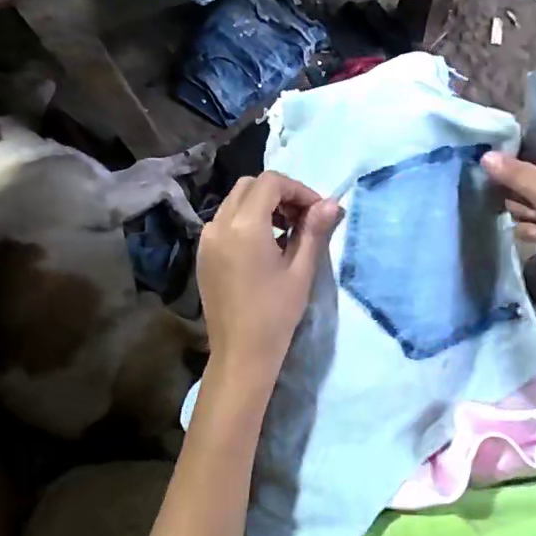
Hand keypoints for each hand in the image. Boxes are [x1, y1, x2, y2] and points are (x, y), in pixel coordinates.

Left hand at [197, 172, 342, 371]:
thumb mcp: (301, 270)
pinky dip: (247, 220)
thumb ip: (314, 231)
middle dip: (280, 194)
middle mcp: (219, 224)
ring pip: (235, 202)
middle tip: (304, 218)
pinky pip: (225, 221)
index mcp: (244, 226)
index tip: (317, 211)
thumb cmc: (276, 313)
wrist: (241, 352)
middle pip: (250, 186)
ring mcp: (207, 239)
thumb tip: (331, 203)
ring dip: (263, 206)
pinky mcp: (203, 253)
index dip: (298, 189)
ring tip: (288, 232)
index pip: (271, 182)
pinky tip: (266, 246)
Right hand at [481, 146, 535, 300]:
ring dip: (524, 216)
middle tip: (525, 203)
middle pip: (524, 180)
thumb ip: (513, 173)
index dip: (517, 161)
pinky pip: (529, 225)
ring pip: (523, 205)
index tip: (498, 168)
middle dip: (519, 196)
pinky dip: (531, 231)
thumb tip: (485, 155)